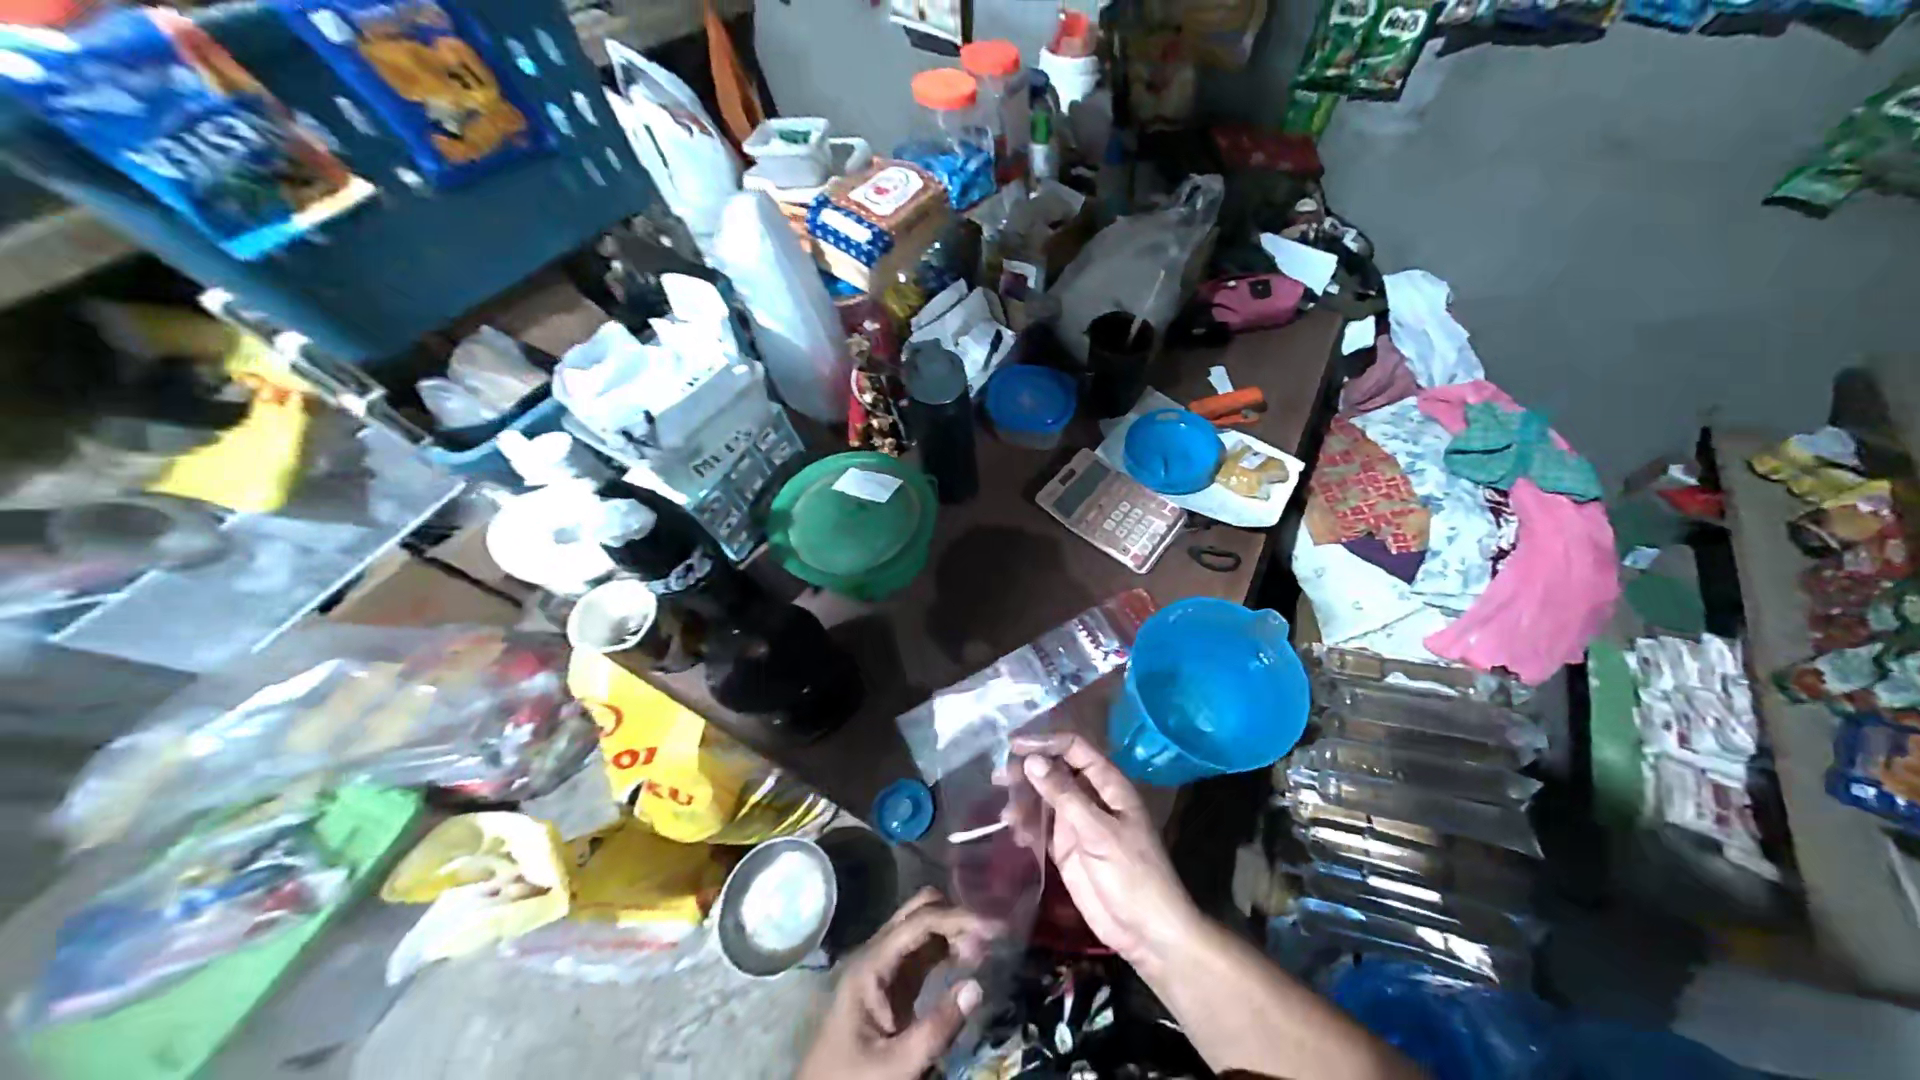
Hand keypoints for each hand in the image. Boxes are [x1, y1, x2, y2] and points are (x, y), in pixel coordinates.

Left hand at [796, 888, 999, 1079]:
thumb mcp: (894, 1067)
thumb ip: (936, 1030)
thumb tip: (977, 987)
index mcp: (871, 964)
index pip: (918, 922)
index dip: (957, 919)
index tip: (994, 929)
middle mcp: (877, 955)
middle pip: (918, 912)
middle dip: (954, 917)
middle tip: (988, 939)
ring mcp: (885, 969)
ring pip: (923, 929)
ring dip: (954, 932)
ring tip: (986, 950)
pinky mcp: (894, 987)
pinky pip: (924, 954)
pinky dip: (948, 950)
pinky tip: (969, 961)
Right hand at [1009, 733, 1200, 970]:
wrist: (1146, 932)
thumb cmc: (1132, 874)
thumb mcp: (1099, 832)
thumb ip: (1064, 795)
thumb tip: (1032, 761)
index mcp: (1109, 785)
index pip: (1074, 749)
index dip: (1045, 743)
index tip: (1014, 746)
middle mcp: (1091, 797)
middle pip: (1055, 771)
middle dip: (1028, 770)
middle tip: (999, 777)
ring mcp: (1078, 823)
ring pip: (1045, 798)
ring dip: (1024, 800)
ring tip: (1006, 813)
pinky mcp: (1066, 848)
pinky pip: (1041, 827)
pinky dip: (1027, 825)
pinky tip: (1015, 832)